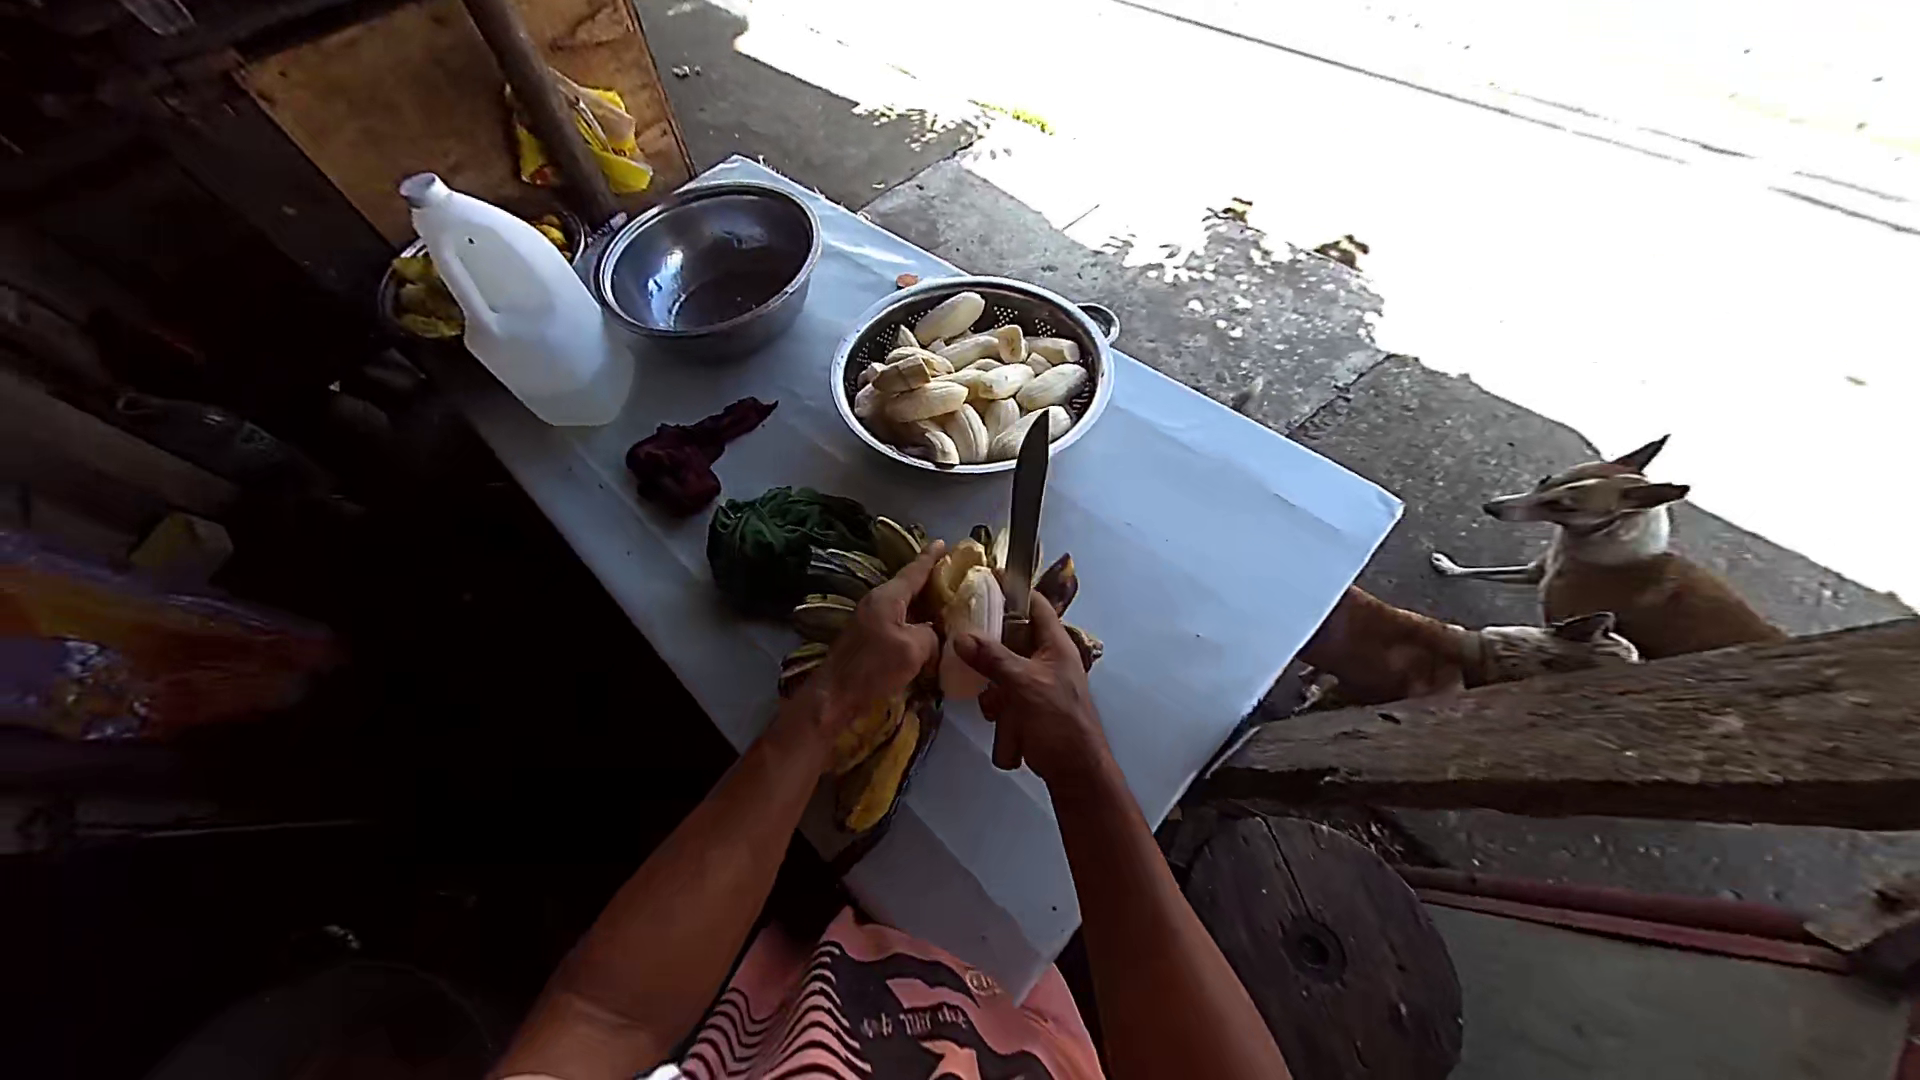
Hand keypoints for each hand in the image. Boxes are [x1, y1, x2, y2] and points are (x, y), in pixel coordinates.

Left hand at [791, 541, 945, 747]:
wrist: (834, 697)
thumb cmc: (873, 668)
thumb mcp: (914, 649)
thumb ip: (932, 635)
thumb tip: (935, 636)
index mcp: (887, 597)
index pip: (914, 571)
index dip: (930, 557)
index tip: (943, 542)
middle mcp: (877, 603)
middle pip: (909, 587)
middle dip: (931, 582)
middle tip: (956, 578)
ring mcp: (870, 622)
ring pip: (905, 607)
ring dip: (925, 607)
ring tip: (948, 607)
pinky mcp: (869, 641)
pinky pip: (899, 624)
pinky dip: (916, 625)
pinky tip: (930, 636)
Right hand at [952, 595, 1108, 788]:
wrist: (1076, 771)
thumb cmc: (1059, 720)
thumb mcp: (1025, 684)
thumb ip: (993, 659)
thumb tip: (961, 635)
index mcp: (1056, 643)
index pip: (1035, 603)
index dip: (1012, 588)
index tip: (982, 578)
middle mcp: (1047, 657)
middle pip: (1012, 634)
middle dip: (990, 642)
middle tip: (963, 638)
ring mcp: (1037, 681)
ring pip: (1003, 665)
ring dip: (992, 678)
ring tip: (989, 694)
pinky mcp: (1028, 704)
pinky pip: (1004, 691)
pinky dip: (996, 701)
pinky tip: (994, 715)